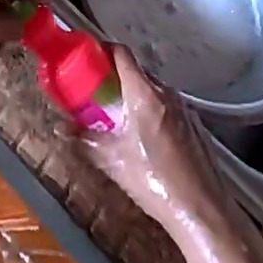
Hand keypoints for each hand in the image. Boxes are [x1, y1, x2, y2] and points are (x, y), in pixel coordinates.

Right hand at [84, 45, 233, 238]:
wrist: (202, 212)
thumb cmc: (154, 181)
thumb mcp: (112, 161)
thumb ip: (83, 139)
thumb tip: (60, 128)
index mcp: (144, 94)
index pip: (122, 54)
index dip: (103, 50)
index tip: (88, 58)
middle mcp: (166, 93)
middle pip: (136, 71)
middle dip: (115, 78)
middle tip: (96, 93)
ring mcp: (185, 109)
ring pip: (153, 90)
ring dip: (134, 96)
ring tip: (119, 118)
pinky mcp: (196, 126)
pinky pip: (168, 107)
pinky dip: (153, 111)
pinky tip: (147, 139)